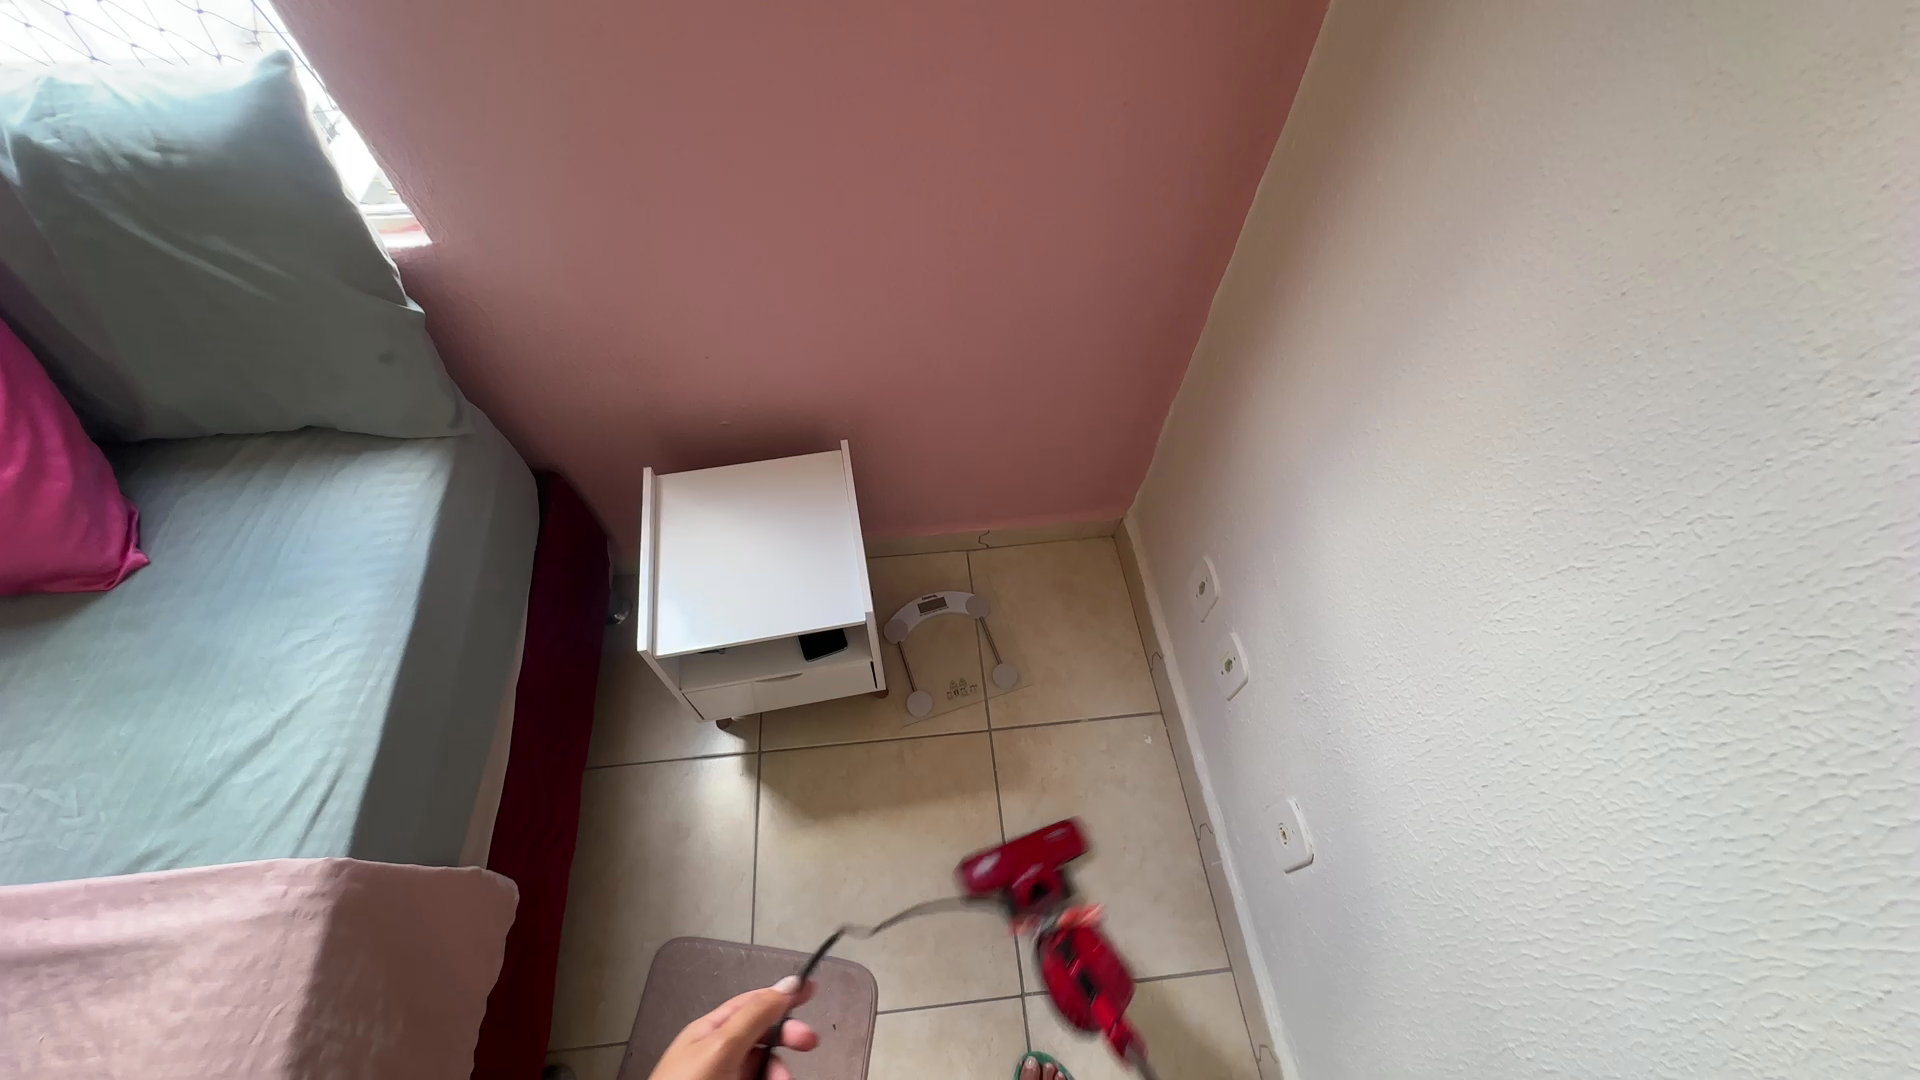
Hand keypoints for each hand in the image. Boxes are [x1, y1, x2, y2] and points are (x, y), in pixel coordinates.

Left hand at [647, 976, 818, 1079]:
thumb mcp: (723, 1046)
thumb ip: (756, 1014)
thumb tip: (789, 981)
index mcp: (710, 1030)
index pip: (753, 1002)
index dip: (783, 993)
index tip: (812, 989)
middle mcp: (717, 1052)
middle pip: (762, 1034)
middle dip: (786, 1037)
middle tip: (809, 1043)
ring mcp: (723, 1078)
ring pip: (763, 1066)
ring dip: (778, 1070)